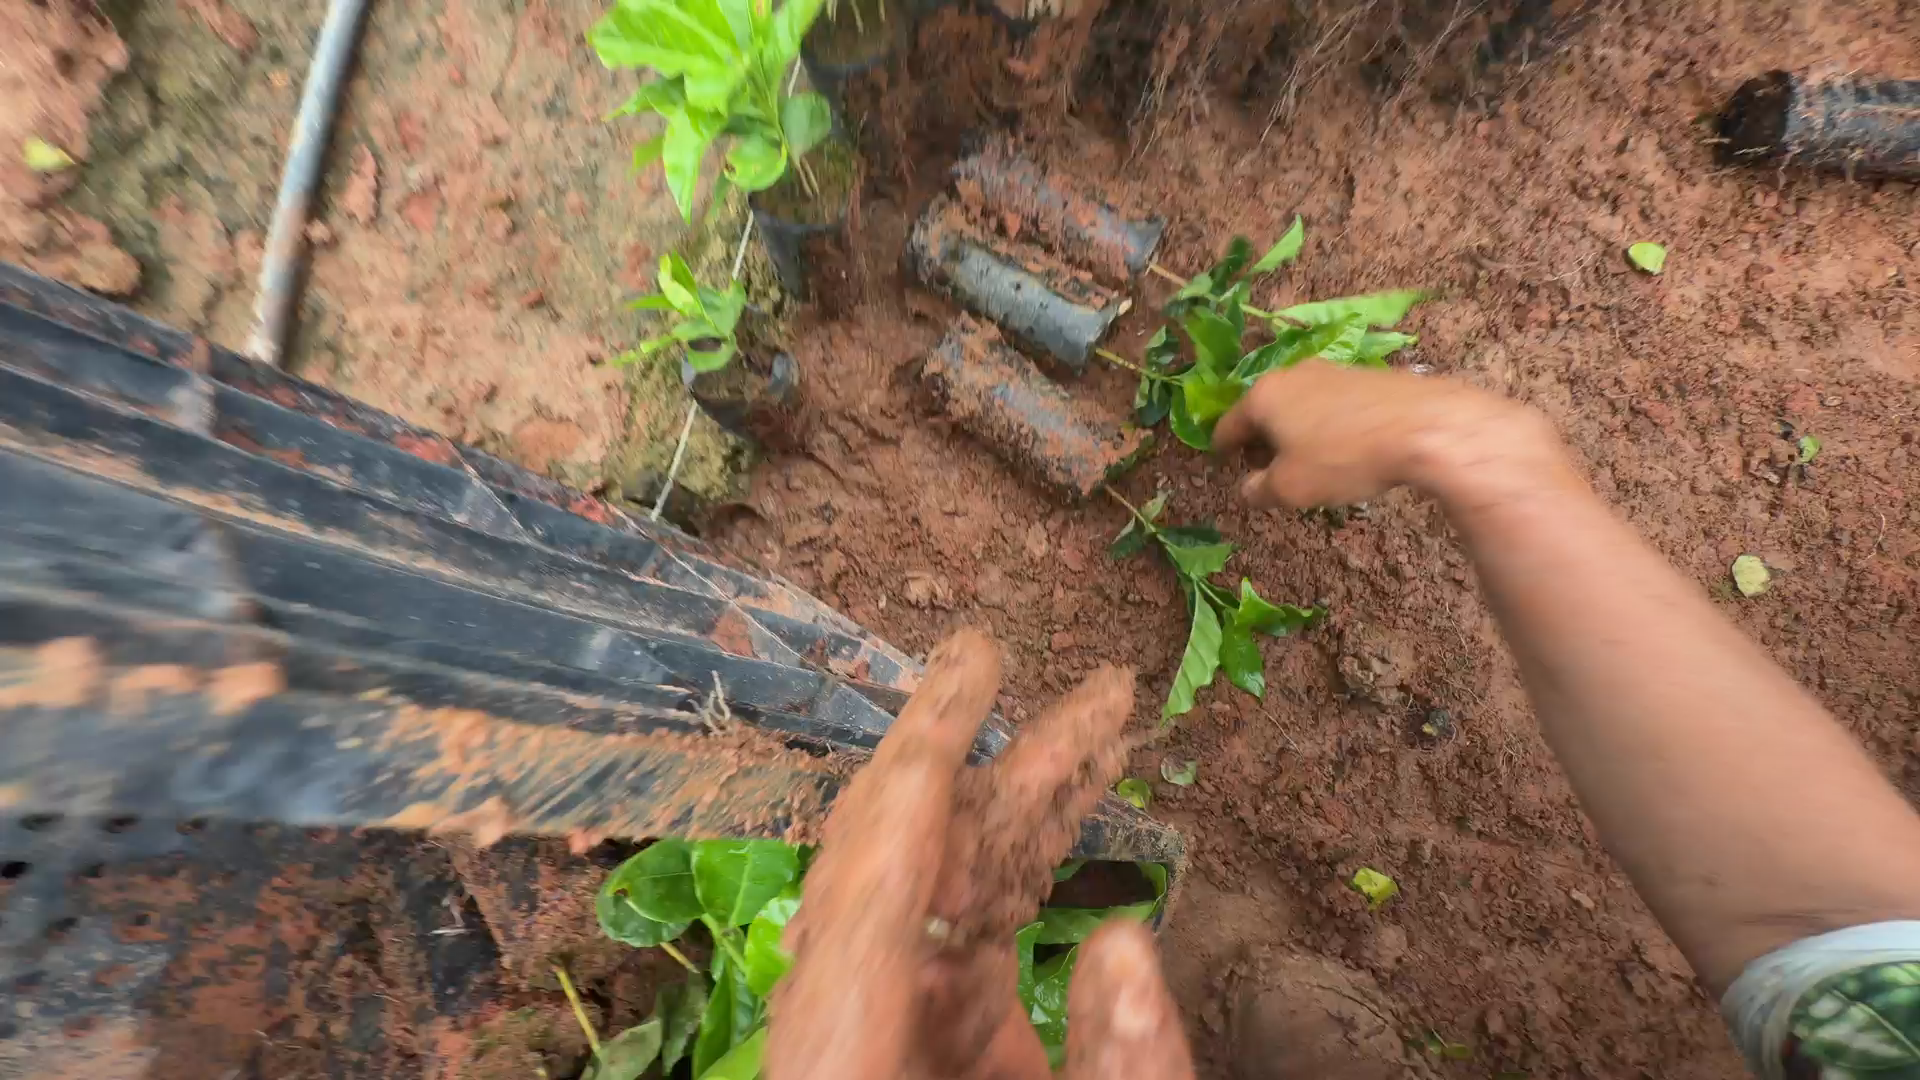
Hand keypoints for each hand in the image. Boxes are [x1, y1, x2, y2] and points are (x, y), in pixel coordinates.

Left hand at [767, 629, 1195, 1079]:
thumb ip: (1116, 1073)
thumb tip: (1127, 941)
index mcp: (846, 1057)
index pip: (876, 880)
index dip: (928, 754)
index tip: (976, 661)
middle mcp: (854, 1015)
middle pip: (913, 851)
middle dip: (985, 748)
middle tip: (1022, 659)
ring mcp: (896, 1008)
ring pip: (956, 868)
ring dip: (1027, 788)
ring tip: (1102, 714)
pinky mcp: (933, 1014)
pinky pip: (977, 909)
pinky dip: (1029, 848)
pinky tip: (1075, 795)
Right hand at [1212, 360, 1566, 510]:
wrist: (1429, 428)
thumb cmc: (1343, 458)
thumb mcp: (1289, 488)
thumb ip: (1258, 490)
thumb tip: (1248, 489)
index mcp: (1263, 396)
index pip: (1227, 425)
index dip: (1222, 450)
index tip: (1223, 464)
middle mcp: (1292, 375)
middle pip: (1263, 411)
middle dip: (1260, 439)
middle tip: (1265, 468)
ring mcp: (1332, 370)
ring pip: (1298, 405)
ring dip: (1294, 431)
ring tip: (1307, 461)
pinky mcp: (1367, 376)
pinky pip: (1331, 404)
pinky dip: (1325, 425)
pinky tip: (1343, 449)